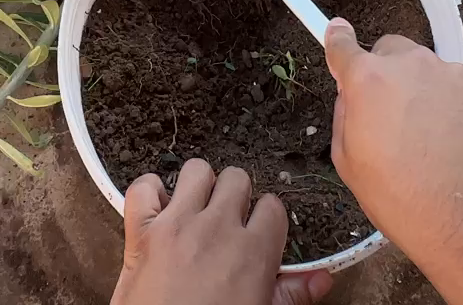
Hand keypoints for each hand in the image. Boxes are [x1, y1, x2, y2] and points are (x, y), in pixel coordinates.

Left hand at [111, 159, 332, 304]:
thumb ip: (290, 294)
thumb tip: (320, 279)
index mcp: (251, 254)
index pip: (273, 206)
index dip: (266, 220)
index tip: (258, 233)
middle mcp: (216, 229)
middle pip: (237, 178)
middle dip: (234, 196)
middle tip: (227, 222)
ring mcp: (177, 225)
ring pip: (196, 170)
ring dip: (196, 186)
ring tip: (196, 211)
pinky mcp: (142, 231)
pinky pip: (143, 187)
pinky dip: (149, 193)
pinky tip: (158, 210)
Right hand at [324, 19, 462, 304]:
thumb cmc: (408, 202)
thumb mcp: (350, 166)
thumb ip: (344, 116)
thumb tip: (351, 96)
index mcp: (368, 80)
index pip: (342, 44)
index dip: (337, 40)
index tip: (338, 33)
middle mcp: (408, 64)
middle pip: (387, 51)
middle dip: (383, 74)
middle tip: (389, 116)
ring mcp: (447, 72)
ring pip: (422, 68)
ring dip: (418, 89)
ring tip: (428, 138)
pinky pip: (452, 84)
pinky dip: (448, 102)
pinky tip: (453, 141)